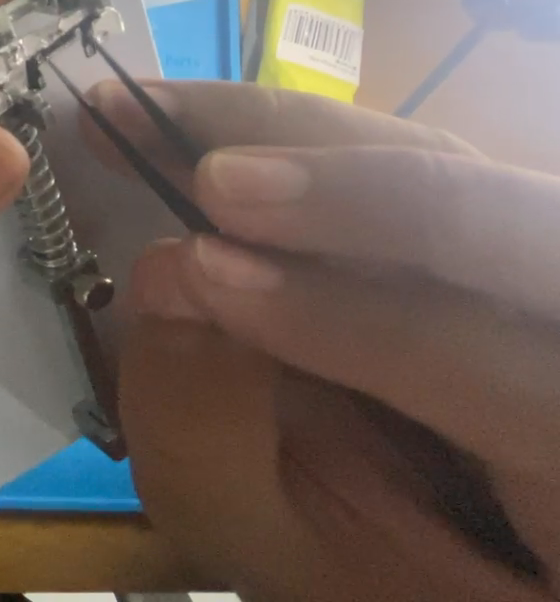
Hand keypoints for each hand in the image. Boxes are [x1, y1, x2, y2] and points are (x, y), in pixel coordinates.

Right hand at [92, 80, 559, 599]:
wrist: (414, 525)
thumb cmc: (351, 558)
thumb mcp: (275, 544)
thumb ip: (210, 440)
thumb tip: (163, 277)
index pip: (525, 389)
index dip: (362, 324)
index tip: (199, 273)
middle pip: (535, 234)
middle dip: (373, 196)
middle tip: (207, 177)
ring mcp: (534, 274)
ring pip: (465, 162)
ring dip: (297, 131)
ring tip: (148, 111)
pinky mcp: (476, 224)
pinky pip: (396, 150)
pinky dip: (280, 127)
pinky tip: (185, 119)